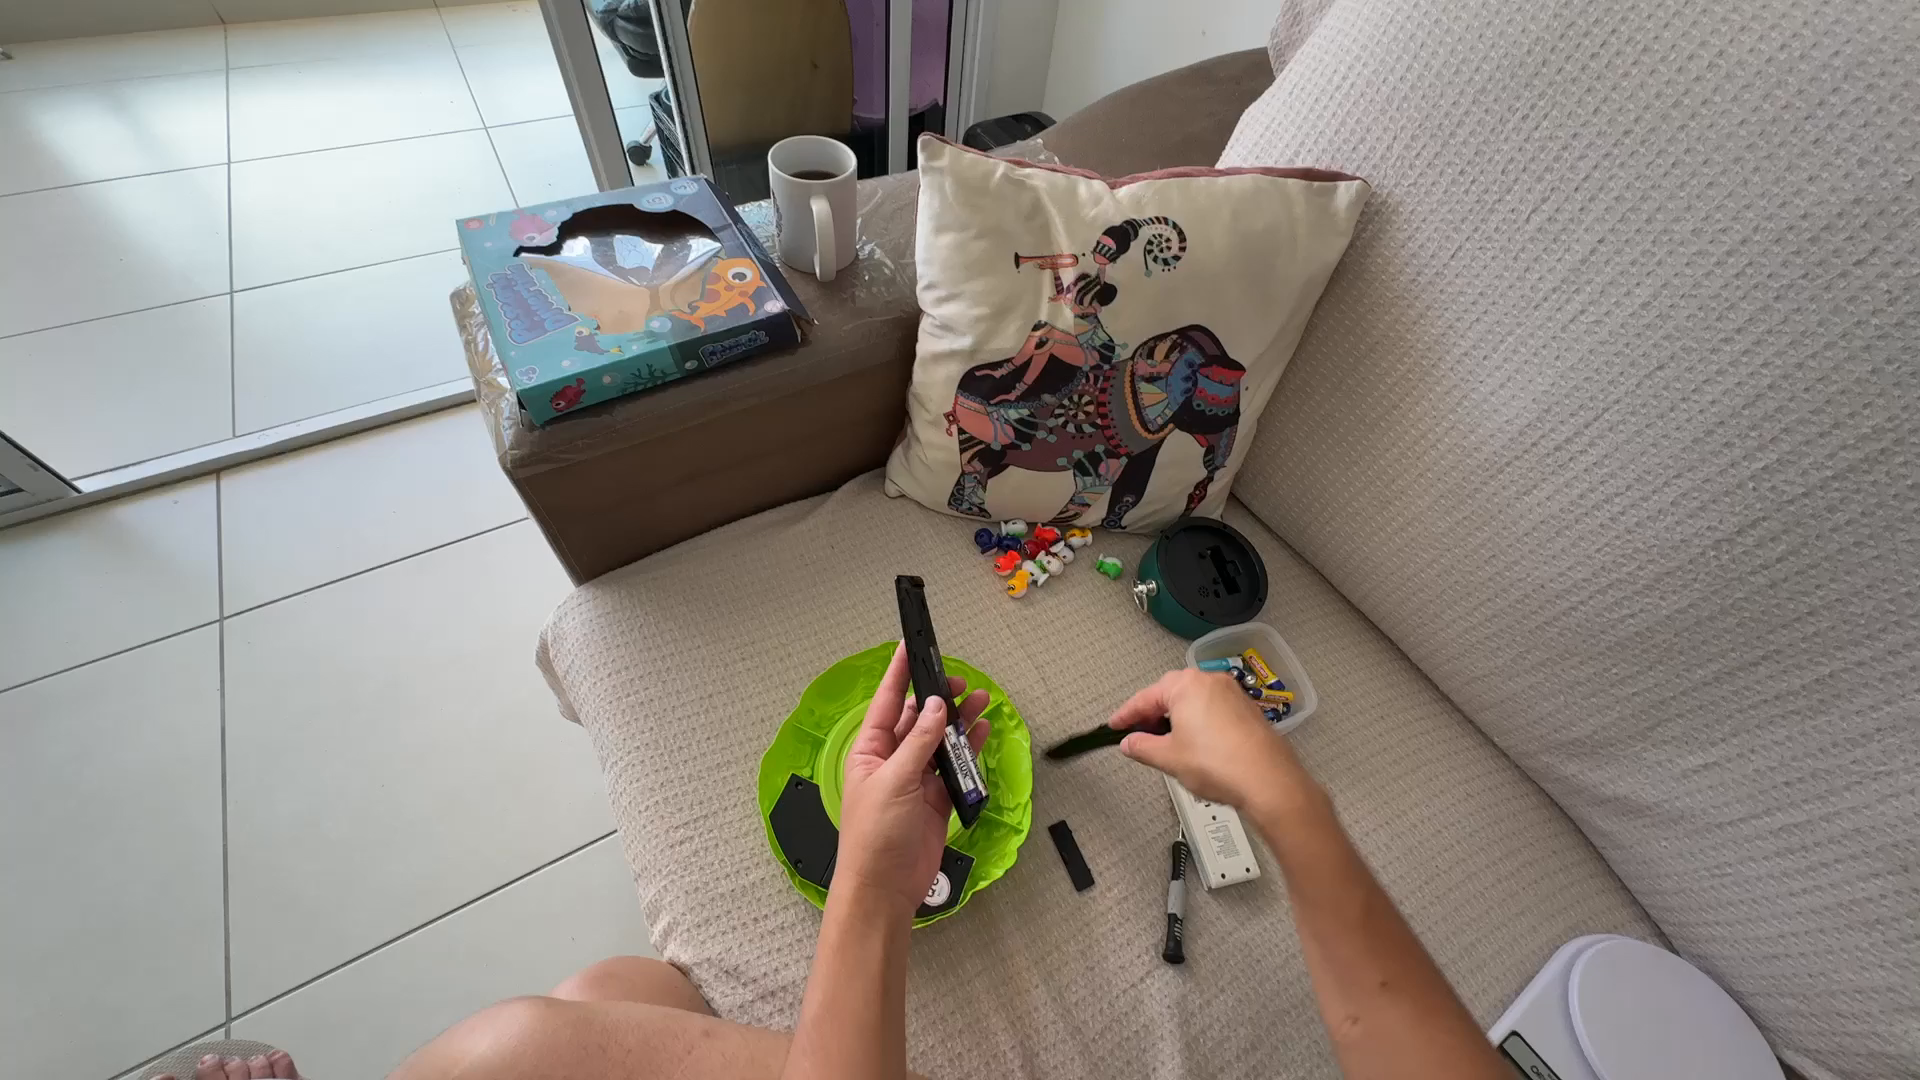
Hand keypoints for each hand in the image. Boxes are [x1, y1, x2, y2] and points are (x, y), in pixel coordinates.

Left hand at [838, 643, 989, 916]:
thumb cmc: (876, 833)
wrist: (884, 890)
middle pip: (919, 718)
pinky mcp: (938, 798)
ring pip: (940, 740)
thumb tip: (939, 706)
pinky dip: (968, 748)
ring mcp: (917, 778)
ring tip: (981, 699)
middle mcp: (893, 758)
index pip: (888, 702)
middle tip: (961, 682)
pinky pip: (955, 765)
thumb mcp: (894, 781)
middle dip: (938, 698)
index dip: (899, 674)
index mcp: (871, 750)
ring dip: (959, 720)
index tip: (910, 645)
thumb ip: (920, 742)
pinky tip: (982, 731)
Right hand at [1108, 669, 1315, 813]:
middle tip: (1138, 734)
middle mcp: (1210, 681)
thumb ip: (1142, 747)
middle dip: (1152, 714)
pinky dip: (1198, 722)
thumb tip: (1130, 743)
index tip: (1115, 726)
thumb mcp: (1169, 758)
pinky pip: (1213, 709)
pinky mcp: (1247, 710)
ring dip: (1176, 718)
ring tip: (1166, 743)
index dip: (1126, 715)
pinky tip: (1195, 744)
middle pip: (1170, 694)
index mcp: (1186, 685)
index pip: (1145, 698)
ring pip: (1193, 701)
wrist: (1270, 783)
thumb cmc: (1219, 765)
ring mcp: (1232, 694)